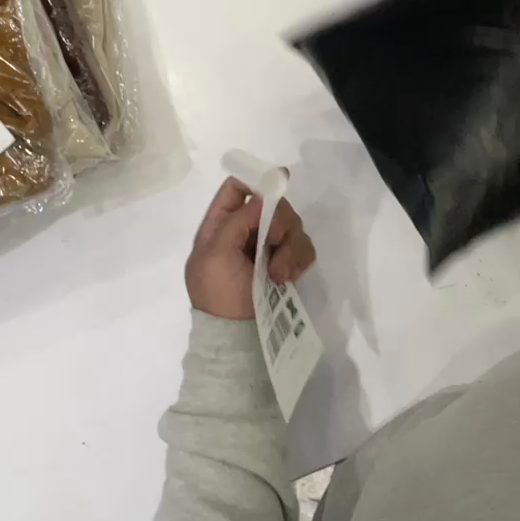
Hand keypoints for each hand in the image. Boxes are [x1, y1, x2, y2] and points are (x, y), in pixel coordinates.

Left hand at [185, 177, 317, 319]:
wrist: (236, 339)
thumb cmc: (218, 295)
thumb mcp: (216, 255)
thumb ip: (237, 221)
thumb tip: (262, 195)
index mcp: (220, 226)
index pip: (236, 188)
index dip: (255, 181)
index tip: (278, 182)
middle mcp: (245, 231)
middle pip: (272, 203)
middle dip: (280, 220)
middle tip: (276, 239)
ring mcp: (267, 248)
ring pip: (292, 225)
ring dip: (290, 246)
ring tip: (279, 274)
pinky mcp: (285, 264)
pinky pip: (303, 247)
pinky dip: (299, 259)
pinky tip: (288, 277)